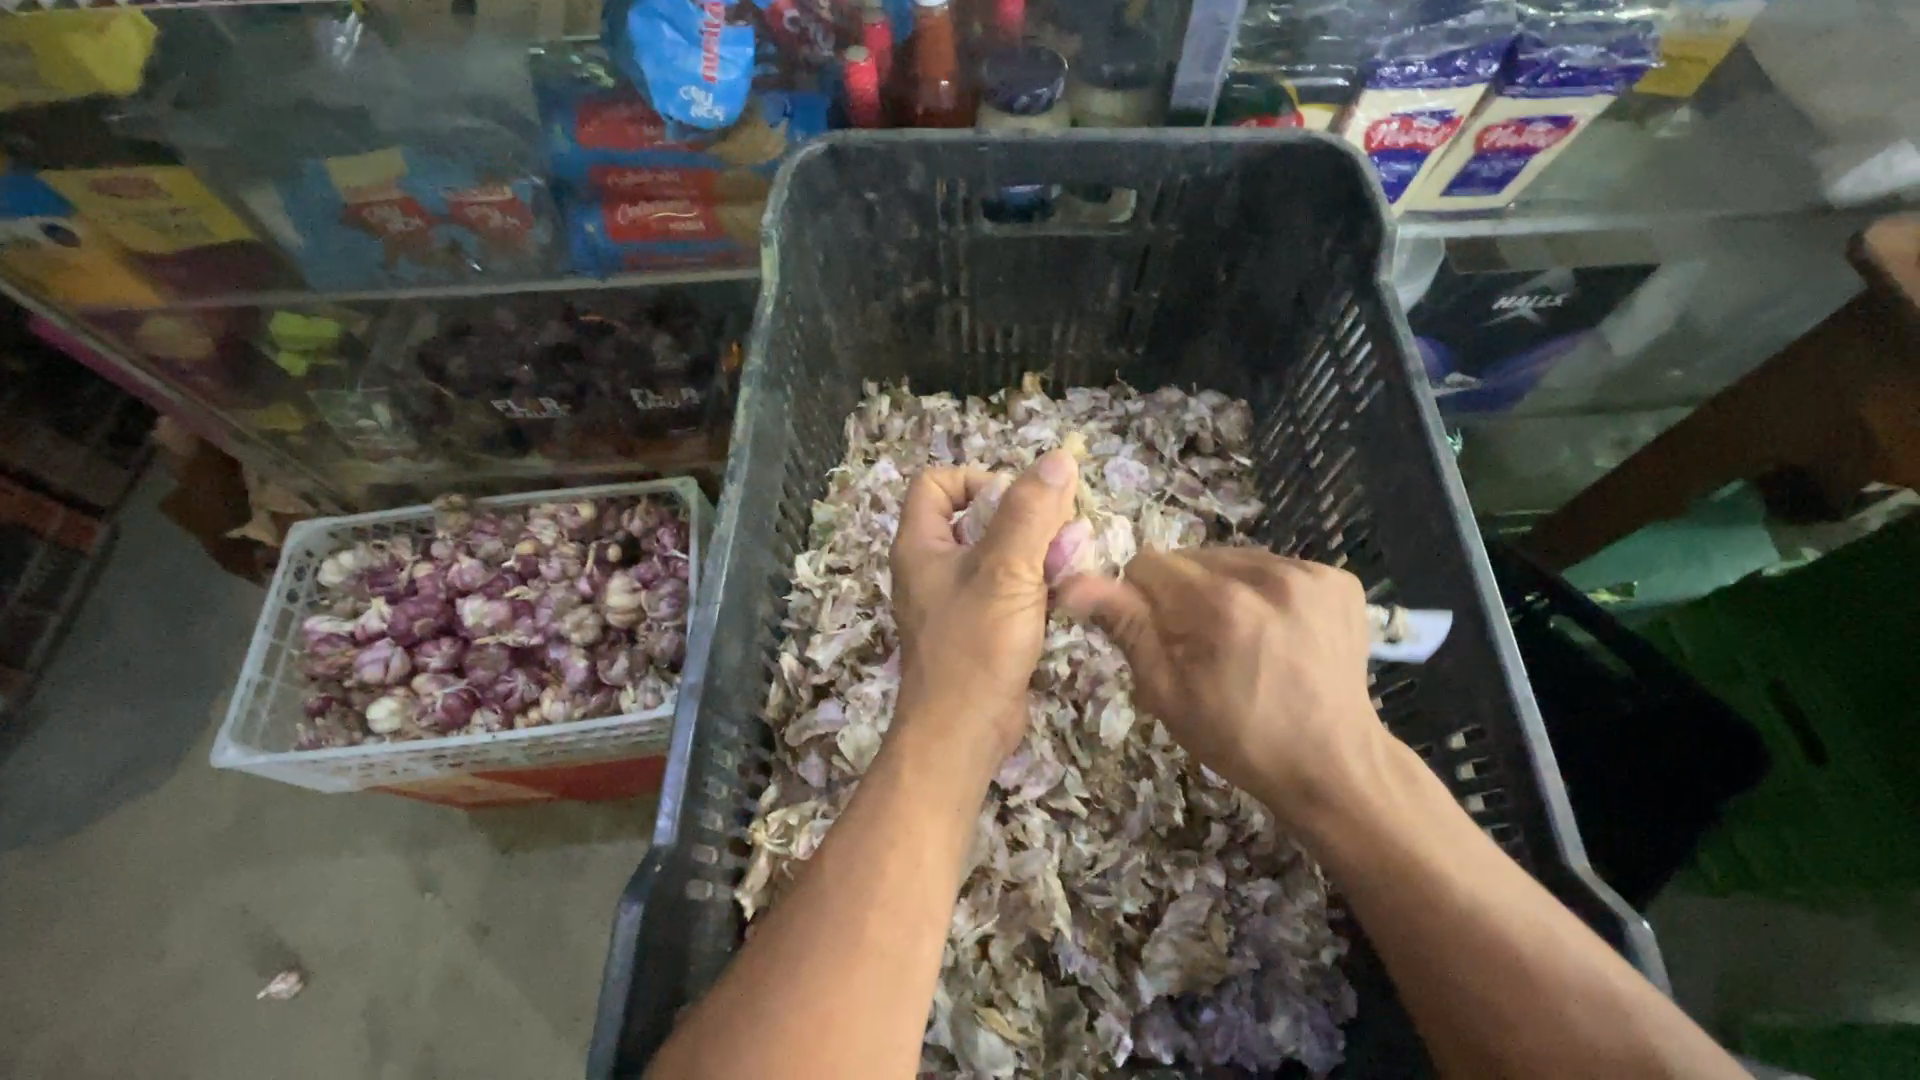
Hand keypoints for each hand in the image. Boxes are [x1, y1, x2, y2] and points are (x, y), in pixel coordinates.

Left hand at [889, 449, 1079, 771]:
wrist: (961, 734)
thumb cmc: (975, 647)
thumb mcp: (1006, 570)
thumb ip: (1031, 512)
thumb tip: (1059, 458)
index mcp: (921, 544)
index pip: (937, 483)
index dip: (977, 479)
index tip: (1018, 498)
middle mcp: (935, 566)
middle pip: (980, 517)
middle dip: (1027, 520)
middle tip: (1063, 534)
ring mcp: (959, 600)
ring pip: (1004, 555)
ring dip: (1041, 554)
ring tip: (1072, 565)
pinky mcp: (983, 628)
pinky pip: (1013, 590)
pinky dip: (1040, 586)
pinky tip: (1068, 594)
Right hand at [1055, 548, 1384, 822]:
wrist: (1333, 765)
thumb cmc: (1239, 738)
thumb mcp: (1167, 694)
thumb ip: (1125, 627)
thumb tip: (1073, 583)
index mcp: (1220, 606)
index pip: (1149, 564)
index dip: (1142, 598)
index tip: (1161, 637)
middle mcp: (1268, 576)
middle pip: (1192, 558)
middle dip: (1184, 593)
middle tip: (1202, 645)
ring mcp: (1311, 575)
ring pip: (1233, 558)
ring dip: (1224, 588)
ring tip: (1243, 639)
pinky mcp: (1339, 580)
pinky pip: (1275, 566)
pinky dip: (1264, 591)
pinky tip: (1277, 632)